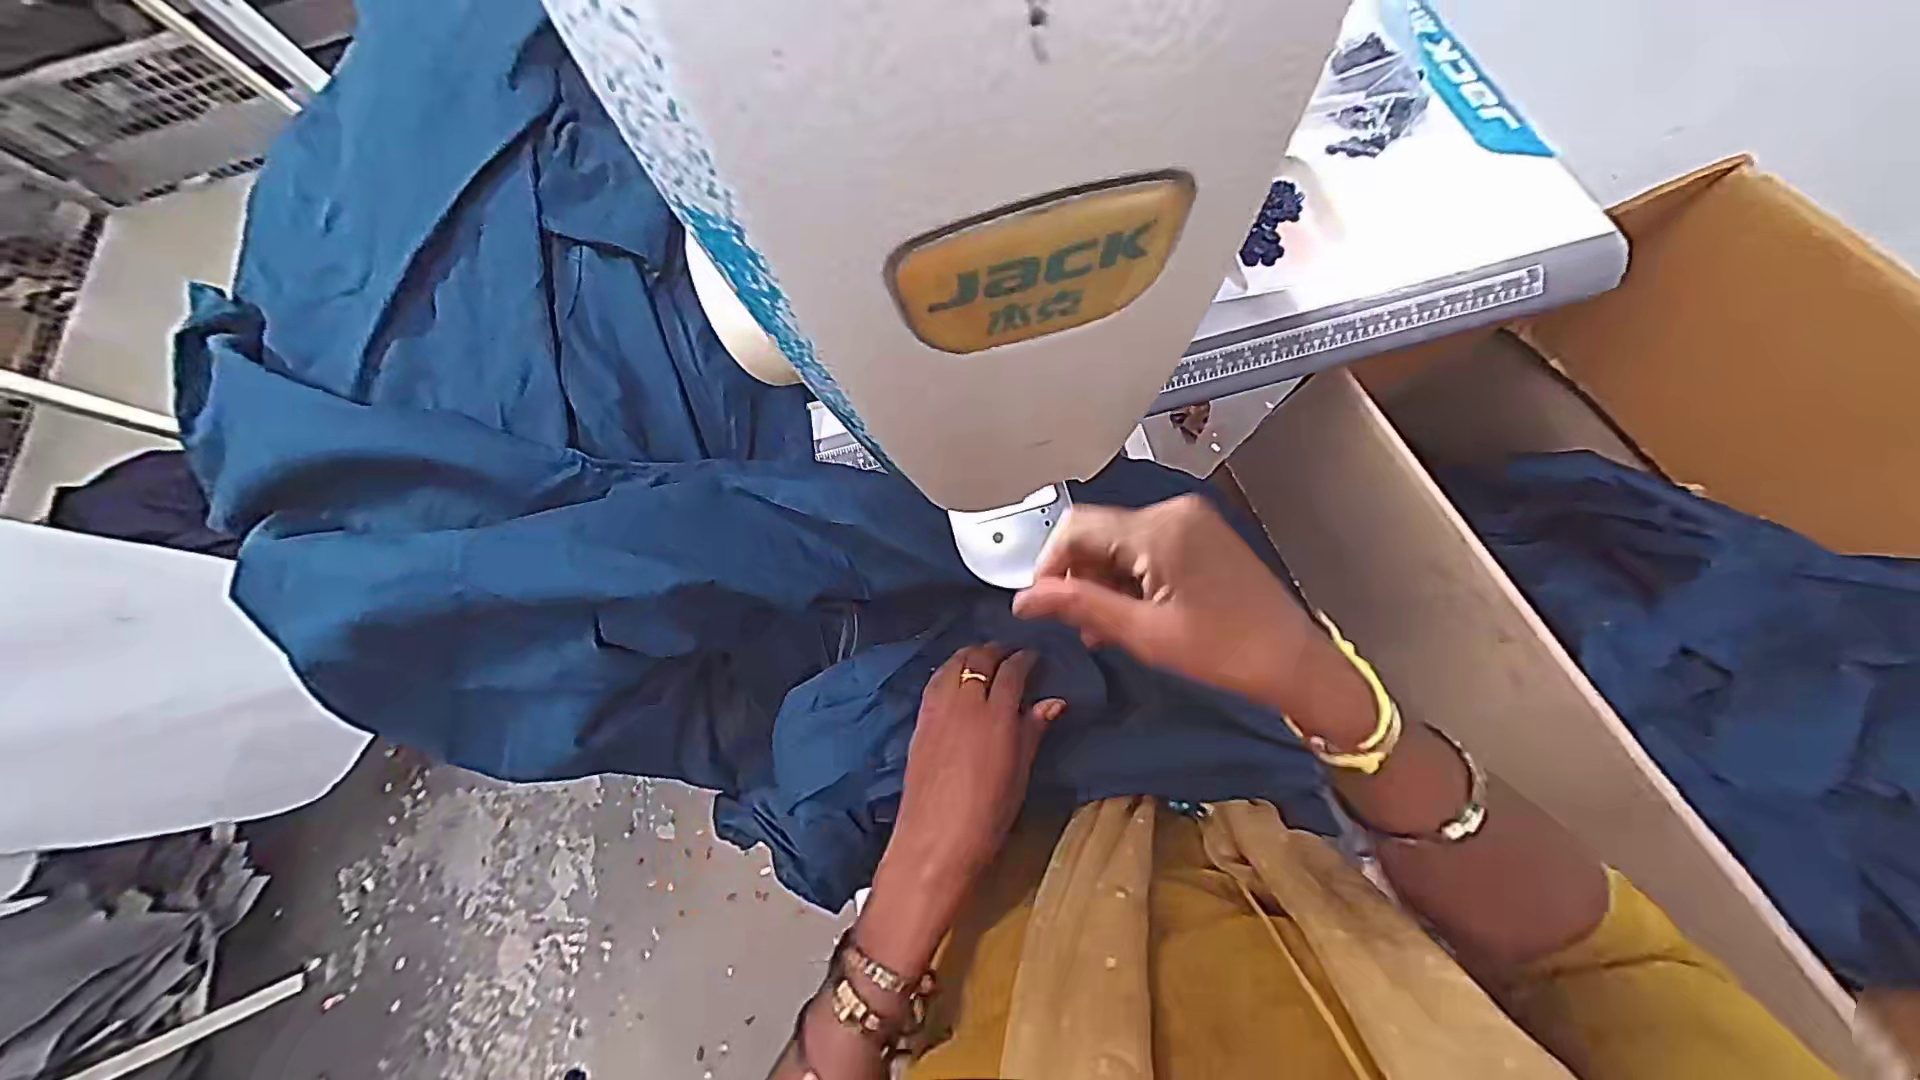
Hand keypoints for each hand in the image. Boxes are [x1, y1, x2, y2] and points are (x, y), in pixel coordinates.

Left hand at [860, 645, 1062, 978]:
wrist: (934, 841)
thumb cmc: (988, 814)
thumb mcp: (1020, 773)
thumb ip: (1032, 730)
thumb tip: (1053, 701)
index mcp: (995, 715)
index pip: (1012, 671)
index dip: (1026, 659)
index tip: (1036, 657)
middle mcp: (964, 703)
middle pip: (980, 659)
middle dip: (998, 650)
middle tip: (1012, 653)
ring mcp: (938, 709)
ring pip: (954, 664)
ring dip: (971, 654)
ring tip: (985, 658)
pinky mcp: (920, 720)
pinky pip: (935, 680)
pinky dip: (949, 669)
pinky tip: (956, 676)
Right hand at [1011, 495, 1365, 725]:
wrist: (1295, 662)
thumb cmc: (1228, 651)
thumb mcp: (1143, 632)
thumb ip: (1078, 606)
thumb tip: (1026, 598)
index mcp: (1159, 529)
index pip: (1075, 527)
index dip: (1049, 565)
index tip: (1044, 602)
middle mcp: (1174, 513)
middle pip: (1096, 532)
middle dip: (1077, 575)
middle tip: (1076, 620)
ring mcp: (1190, 522)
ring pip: (1118, 541)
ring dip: (1102, 579)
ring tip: (1104, 624)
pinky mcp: (1199, 536)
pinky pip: (1144, 547)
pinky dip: (1127, 576)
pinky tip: (1129, 610)